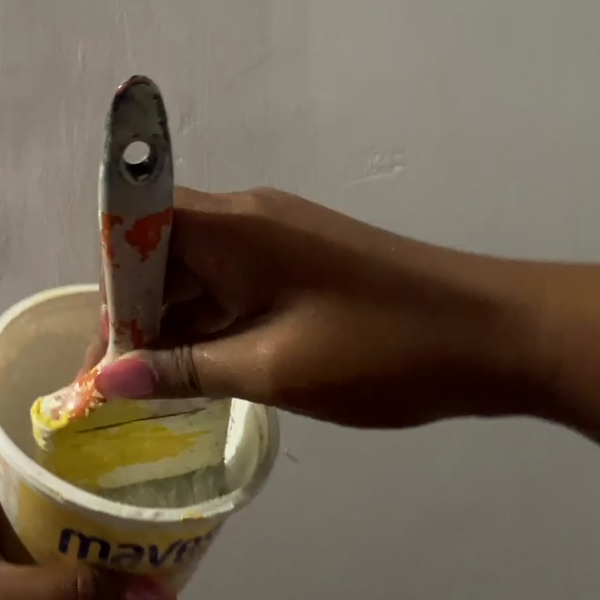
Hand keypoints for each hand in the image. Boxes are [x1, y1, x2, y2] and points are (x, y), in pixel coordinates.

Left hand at [0, 366, 177, 599]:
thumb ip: (71, 597)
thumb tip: (155, 592)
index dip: (7, 355)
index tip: (59, 341)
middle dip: (47, 404)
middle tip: (105, 396)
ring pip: (10, 471)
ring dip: (51, 458)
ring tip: (111, 446)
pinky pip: (17, 516)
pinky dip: (50, 508)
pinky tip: (87, 520)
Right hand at [93, 187, 545, 428]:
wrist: (499, 334)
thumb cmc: (378, 349)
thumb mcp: (270, 369)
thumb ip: (183, 370)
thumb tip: (108, 380)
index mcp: (231, 226)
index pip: (134, 224)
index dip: (107, 281)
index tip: (101, 347)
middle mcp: (245, 216)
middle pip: (162, 248)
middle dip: (136, 310)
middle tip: (121, 381)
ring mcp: (275, 233)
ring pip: (197, 267)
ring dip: (175, 319)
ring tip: (156, 384)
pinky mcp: (298, 255)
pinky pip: (232, 278)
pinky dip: (213, 318)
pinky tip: (204, 365)